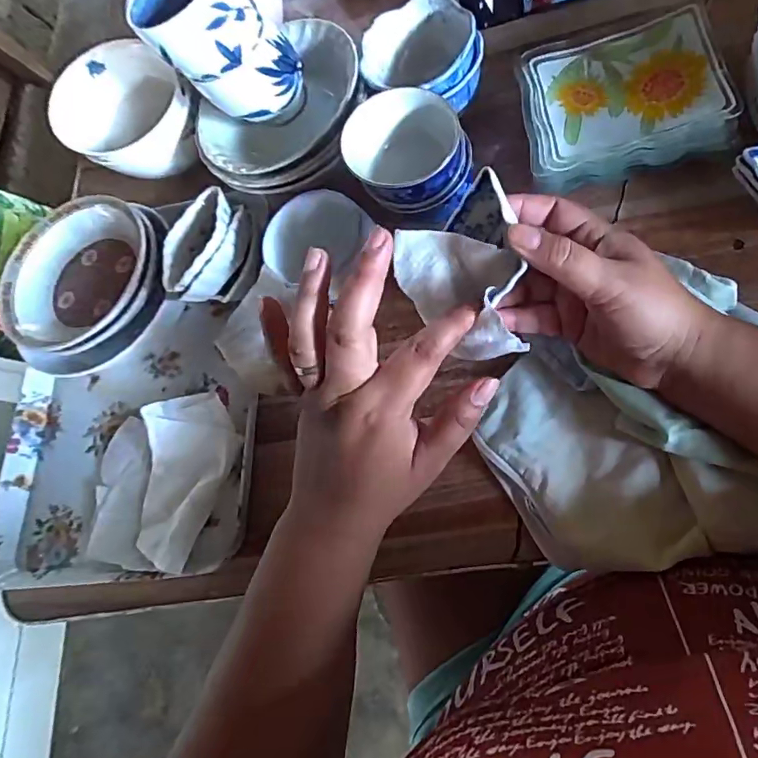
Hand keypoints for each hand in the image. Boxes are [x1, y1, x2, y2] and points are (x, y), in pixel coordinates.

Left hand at [258, 227, 498, 543]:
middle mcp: (341, 395)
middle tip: (380, 239)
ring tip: (321, 253)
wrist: (329, 519)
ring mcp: (313, 393)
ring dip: (314, 291)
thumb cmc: (385, 492)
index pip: (417, 359)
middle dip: (365, 279)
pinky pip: (284, 360)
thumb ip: (458, 421)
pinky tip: (268, 297)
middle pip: (349, 328)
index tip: (470, 306)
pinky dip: (275, 329)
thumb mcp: (430, 462)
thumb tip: (490, 382)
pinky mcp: (298, 397)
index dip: (446, 330)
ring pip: (308, 336)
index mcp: (380, 413)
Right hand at [496, 195, 718, 387]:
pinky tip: (497, 321)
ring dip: (506, 290)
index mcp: (593, 239)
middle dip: (503, 256)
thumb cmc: (652, 310)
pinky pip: (536, 315)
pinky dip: (517, 317)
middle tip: (469, 264)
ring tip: (478, 299)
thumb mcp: (607, 280)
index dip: (520, 210)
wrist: (677, 361)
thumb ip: (561, 258)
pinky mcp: (568, 323)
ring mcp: (571, 294)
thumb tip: (514, 233)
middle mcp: (578, 262)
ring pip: (530, 285)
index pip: (551, 214)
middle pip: (532, 251)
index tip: (484, 214)